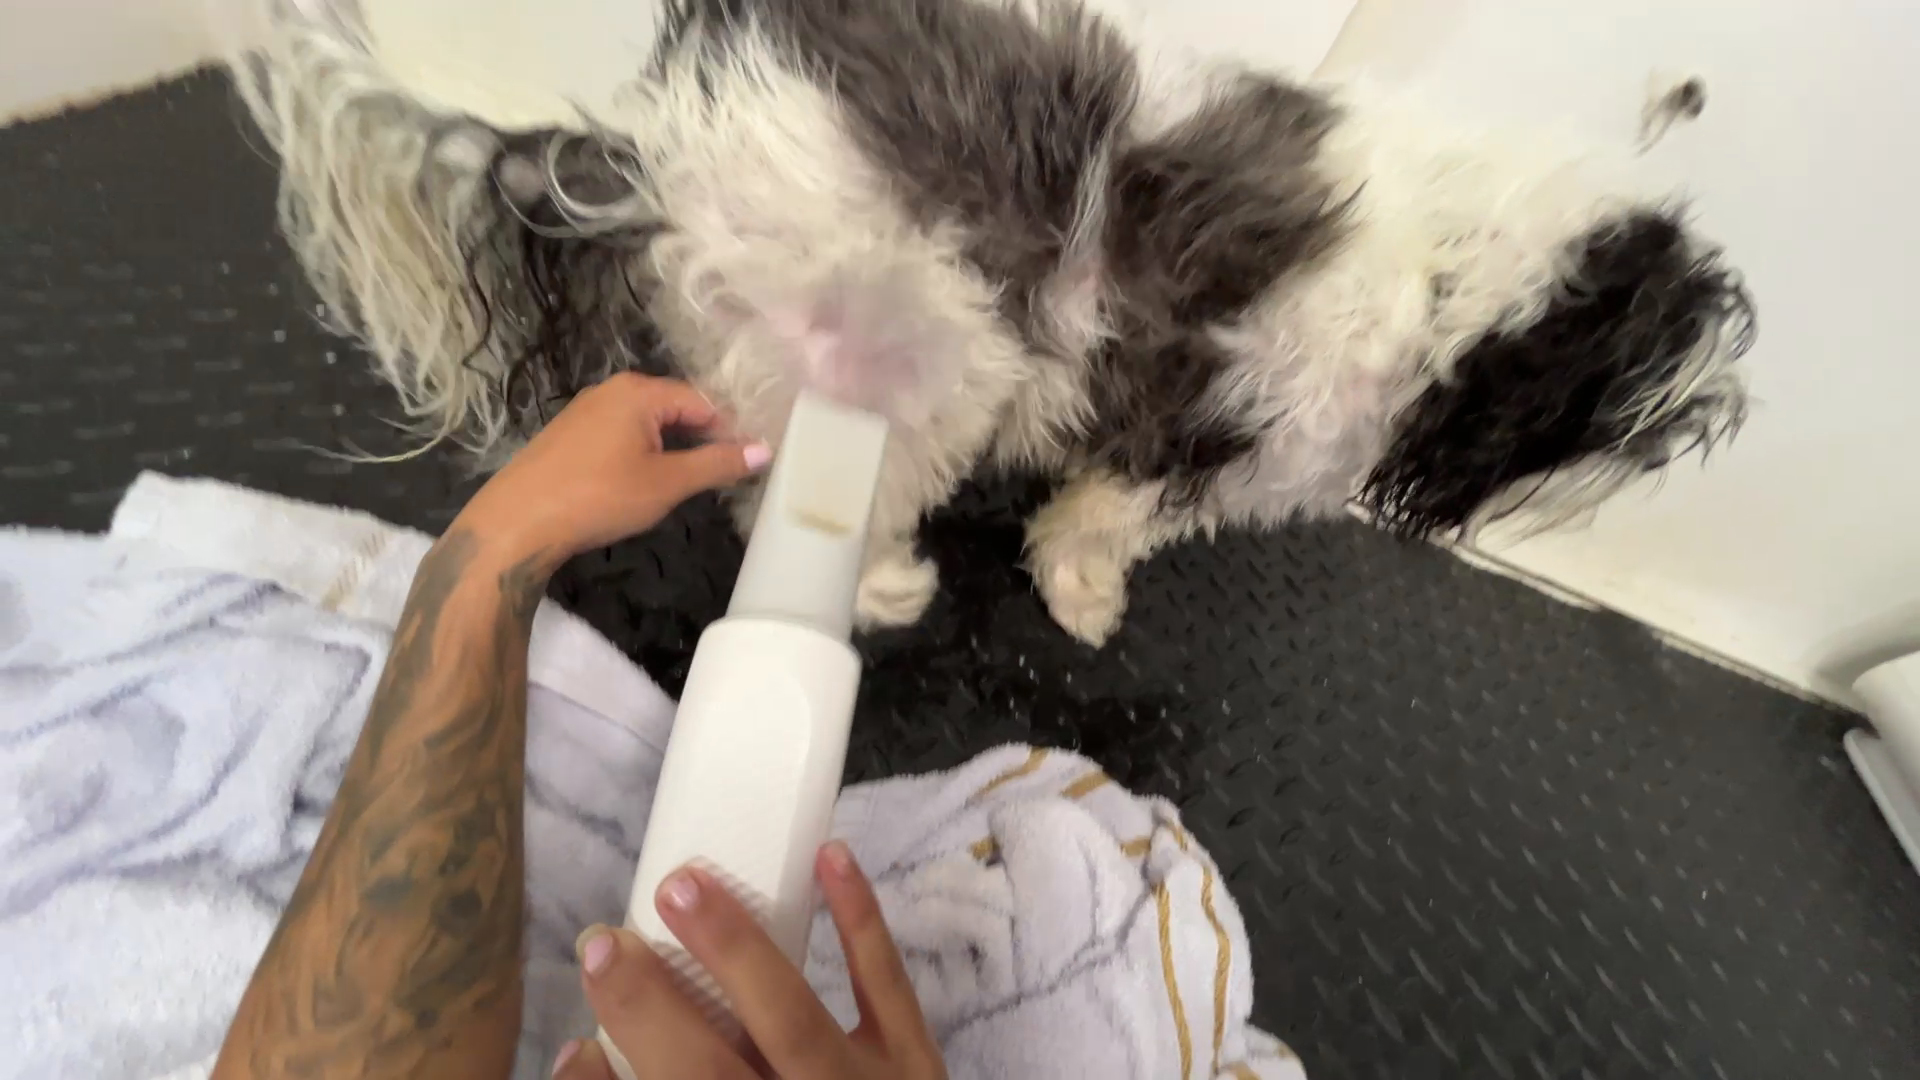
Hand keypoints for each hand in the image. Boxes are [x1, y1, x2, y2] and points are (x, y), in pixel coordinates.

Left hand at [452, 374, 769, 571]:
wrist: (516, 523)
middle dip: (704, 439)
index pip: (704, 403)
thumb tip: (764, 450)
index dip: (731, 432)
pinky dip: (647, 452)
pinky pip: (625, 433)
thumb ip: (718, 464)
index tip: (749, 464)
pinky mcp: (572, 434)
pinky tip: (648, 482)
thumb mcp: (669, 483)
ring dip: (676, 448)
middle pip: (677, 408)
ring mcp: (588, 410)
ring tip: (691, 482)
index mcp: (639, 392)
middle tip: (725, 475)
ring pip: (650, 423)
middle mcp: (613, 390)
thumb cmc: (600, 497)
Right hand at [552, 842, 946, 1079]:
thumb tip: (586, 1053)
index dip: (610, 1077)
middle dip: (654, 1006)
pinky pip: (883, 977)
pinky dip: (857, 914)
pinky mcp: (913, 1052)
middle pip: (713, 1068)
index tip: (574, 1029)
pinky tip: (829, 855)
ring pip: (792, 1014)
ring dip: (733, 947)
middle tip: (605, 940)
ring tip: (684, 886)